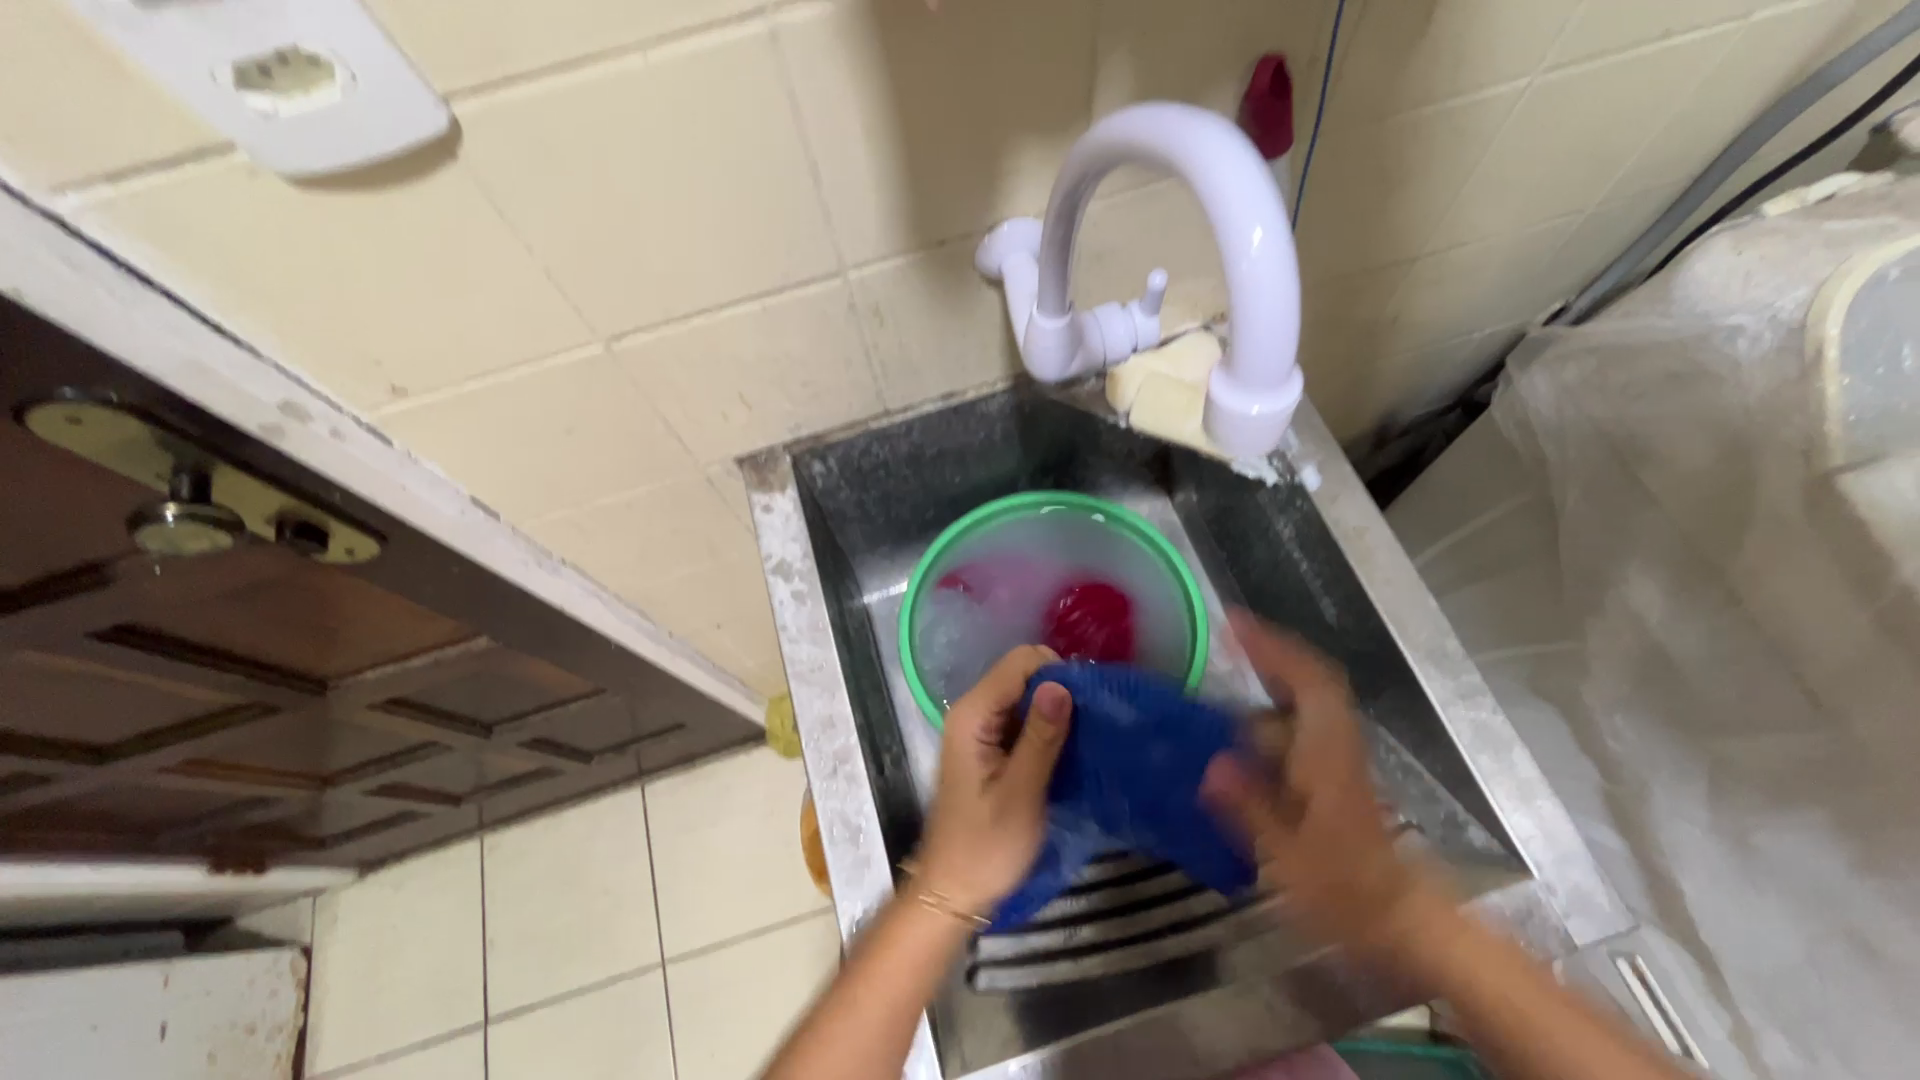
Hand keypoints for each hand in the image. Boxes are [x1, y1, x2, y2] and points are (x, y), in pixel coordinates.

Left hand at [914, 645, 1073, 915]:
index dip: (1057, 674)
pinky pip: (1023, 721)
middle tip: (1093, 725)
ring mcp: (980, 731)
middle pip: (1023, 675)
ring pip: (1026, 697)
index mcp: (972, 715)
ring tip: (1088, 738)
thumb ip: (1041, 737)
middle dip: (1059, 692)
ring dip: (1056, 712)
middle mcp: (972, 713)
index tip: (1089, 706)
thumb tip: (1062, 684)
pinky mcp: (990, 749)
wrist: (954, 890)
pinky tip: (1070, 751)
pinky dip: (1047, 729)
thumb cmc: (986, 847)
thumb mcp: (1021, 793)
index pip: (1020, 662)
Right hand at [1201, 611, 1446, 953]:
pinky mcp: (1335, 776)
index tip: (1235, 623)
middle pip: (1311, 682)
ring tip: (1225, 675)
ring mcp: (1339, 759)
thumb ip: (1251, 806)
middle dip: (1271, 654)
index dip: (1274, 647)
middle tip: (1225, 639)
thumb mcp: (1288, 855)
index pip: (1310, 682)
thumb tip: (1213, 763)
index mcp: (1329, 756)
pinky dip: (1274, 710)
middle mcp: (1338, 746)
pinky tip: (1241, 728)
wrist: (1399, 920)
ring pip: (1308, 703)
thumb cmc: (1346, 890)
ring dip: (1272, 680)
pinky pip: (1304, 724)